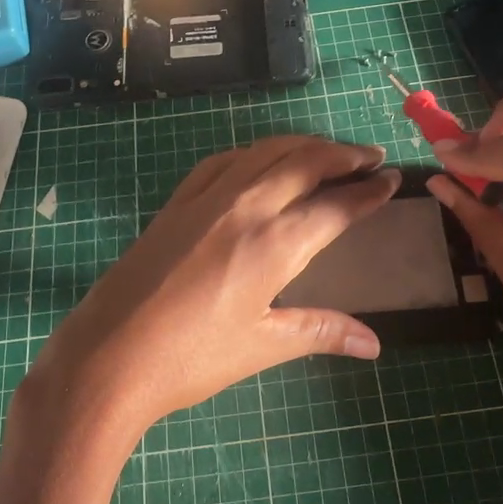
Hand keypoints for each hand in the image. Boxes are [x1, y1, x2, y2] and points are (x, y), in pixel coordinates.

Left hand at [23, 135, 399, 429]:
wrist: (110, 353)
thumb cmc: (191, 358)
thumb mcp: (263, 346)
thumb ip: (320, 332)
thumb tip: (373, 344)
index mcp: (274, 244)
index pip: (335, 206)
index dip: (368, 191)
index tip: (392, 179)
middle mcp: (246, 206)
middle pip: (305, 161)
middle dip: (343, 154)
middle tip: (370, 156)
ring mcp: (208, 197)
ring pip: (267, 151)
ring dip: (303, 145)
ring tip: (327, 151)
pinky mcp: (179, 200)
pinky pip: (227, 159)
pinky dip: (256, 152)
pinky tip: (262, 160)